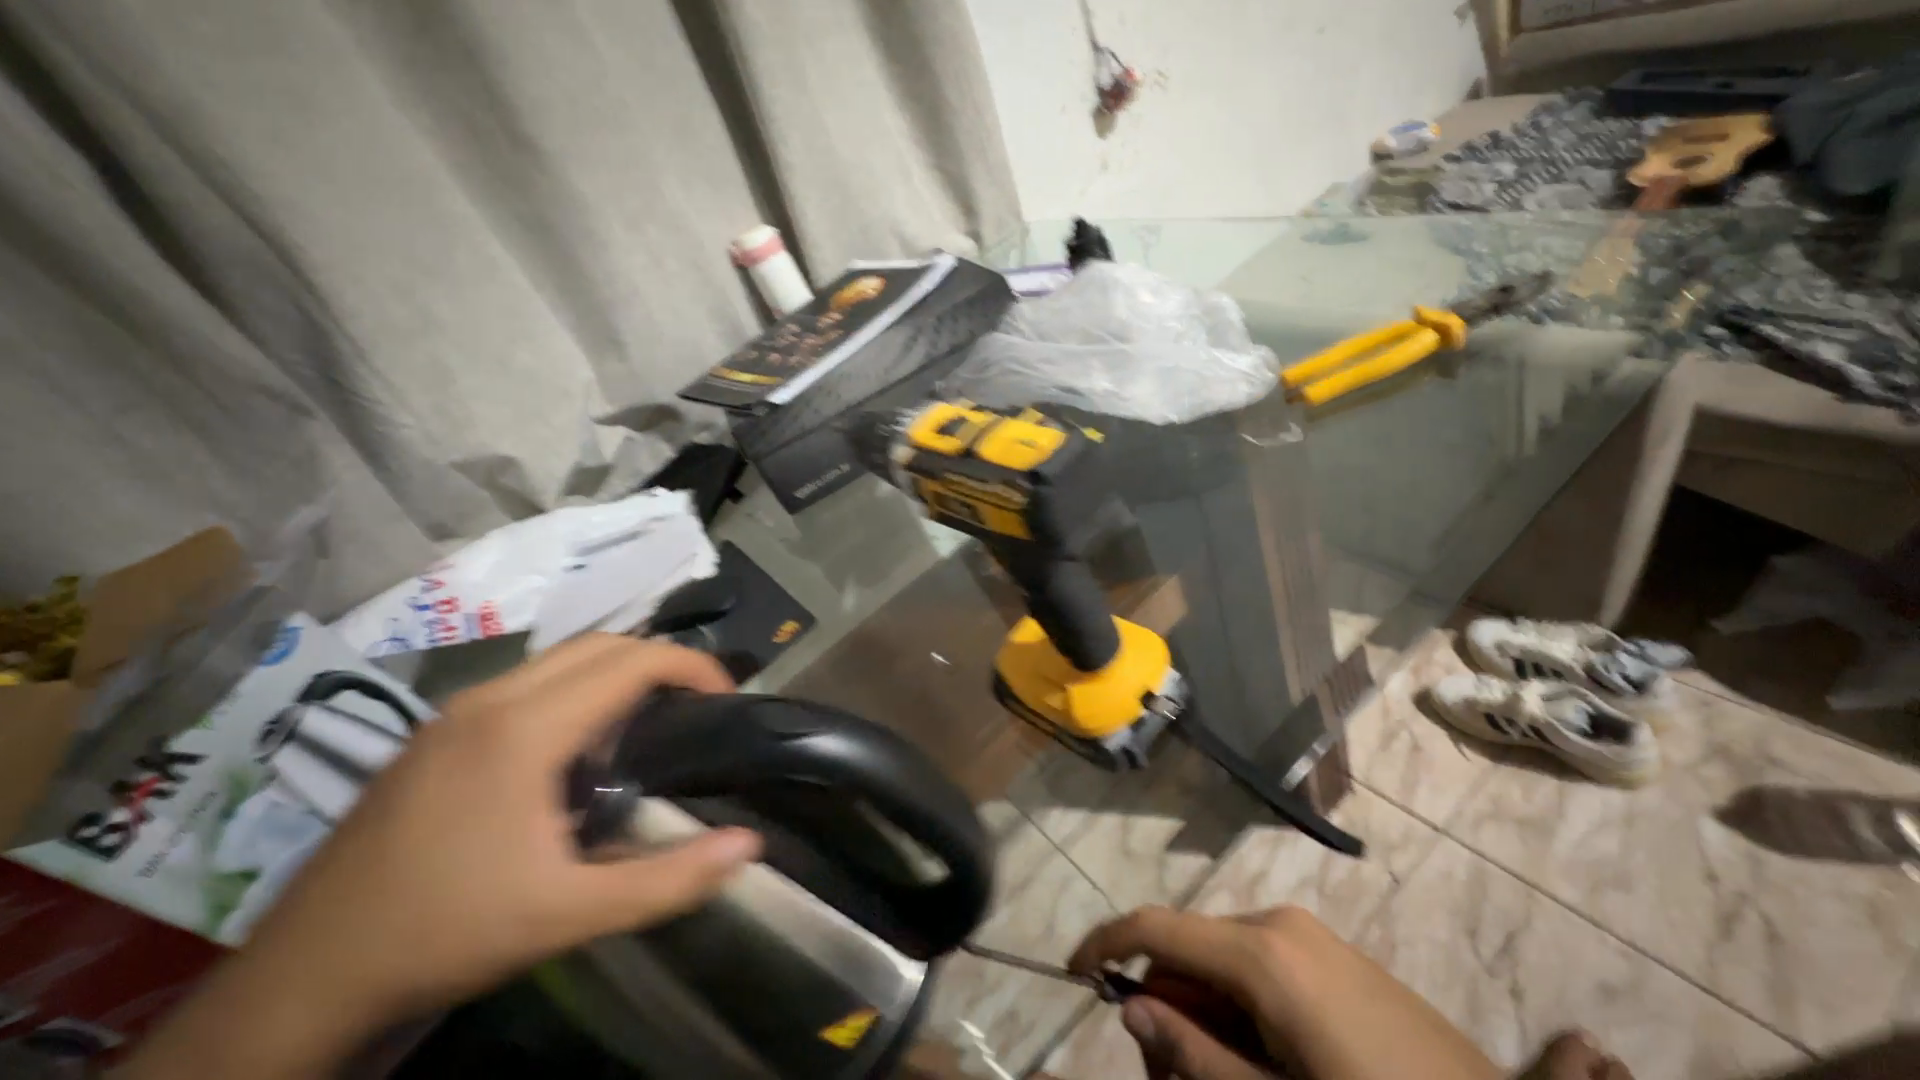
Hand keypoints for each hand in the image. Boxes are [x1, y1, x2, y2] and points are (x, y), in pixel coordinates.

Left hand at [120, 636, 761, 1079]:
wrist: (309, 973)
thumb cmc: (446, 932)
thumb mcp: (568, 915)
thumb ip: (667, 880)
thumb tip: (749, 847)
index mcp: (523, 730)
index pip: (629, 661)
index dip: (691, 667)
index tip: (727, 701)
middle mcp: (486, 702)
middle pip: (594, 646)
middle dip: (656, 663)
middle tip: (695, 711)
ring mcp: (450, 716)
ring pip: (553, 664)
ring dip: (611, 678)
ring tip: (644, 734)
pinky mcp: (430, 739)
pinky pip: (521, 688)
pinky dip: (569, 696)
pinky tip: (572, 762)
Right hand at [1070, 906, 1500, 1079]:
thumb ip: (1194, 1052)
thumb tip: (1129, 1005)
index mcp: (1261, 954)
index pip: (1155, 926)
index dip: (1104, 944)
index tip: (1073, 975)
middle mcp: (1278, 924)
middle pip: (1185, 948)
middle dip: (1163, 1005)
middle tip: (1171, 1077)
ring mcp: (1309, 935)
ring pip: (1218, 959)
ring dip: (1199, 1011)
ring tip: (1217, 1075)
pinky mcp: (1331, 953)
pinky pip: (1257, 965)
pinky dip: (1235, 1004)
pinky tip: (1257, 1058)